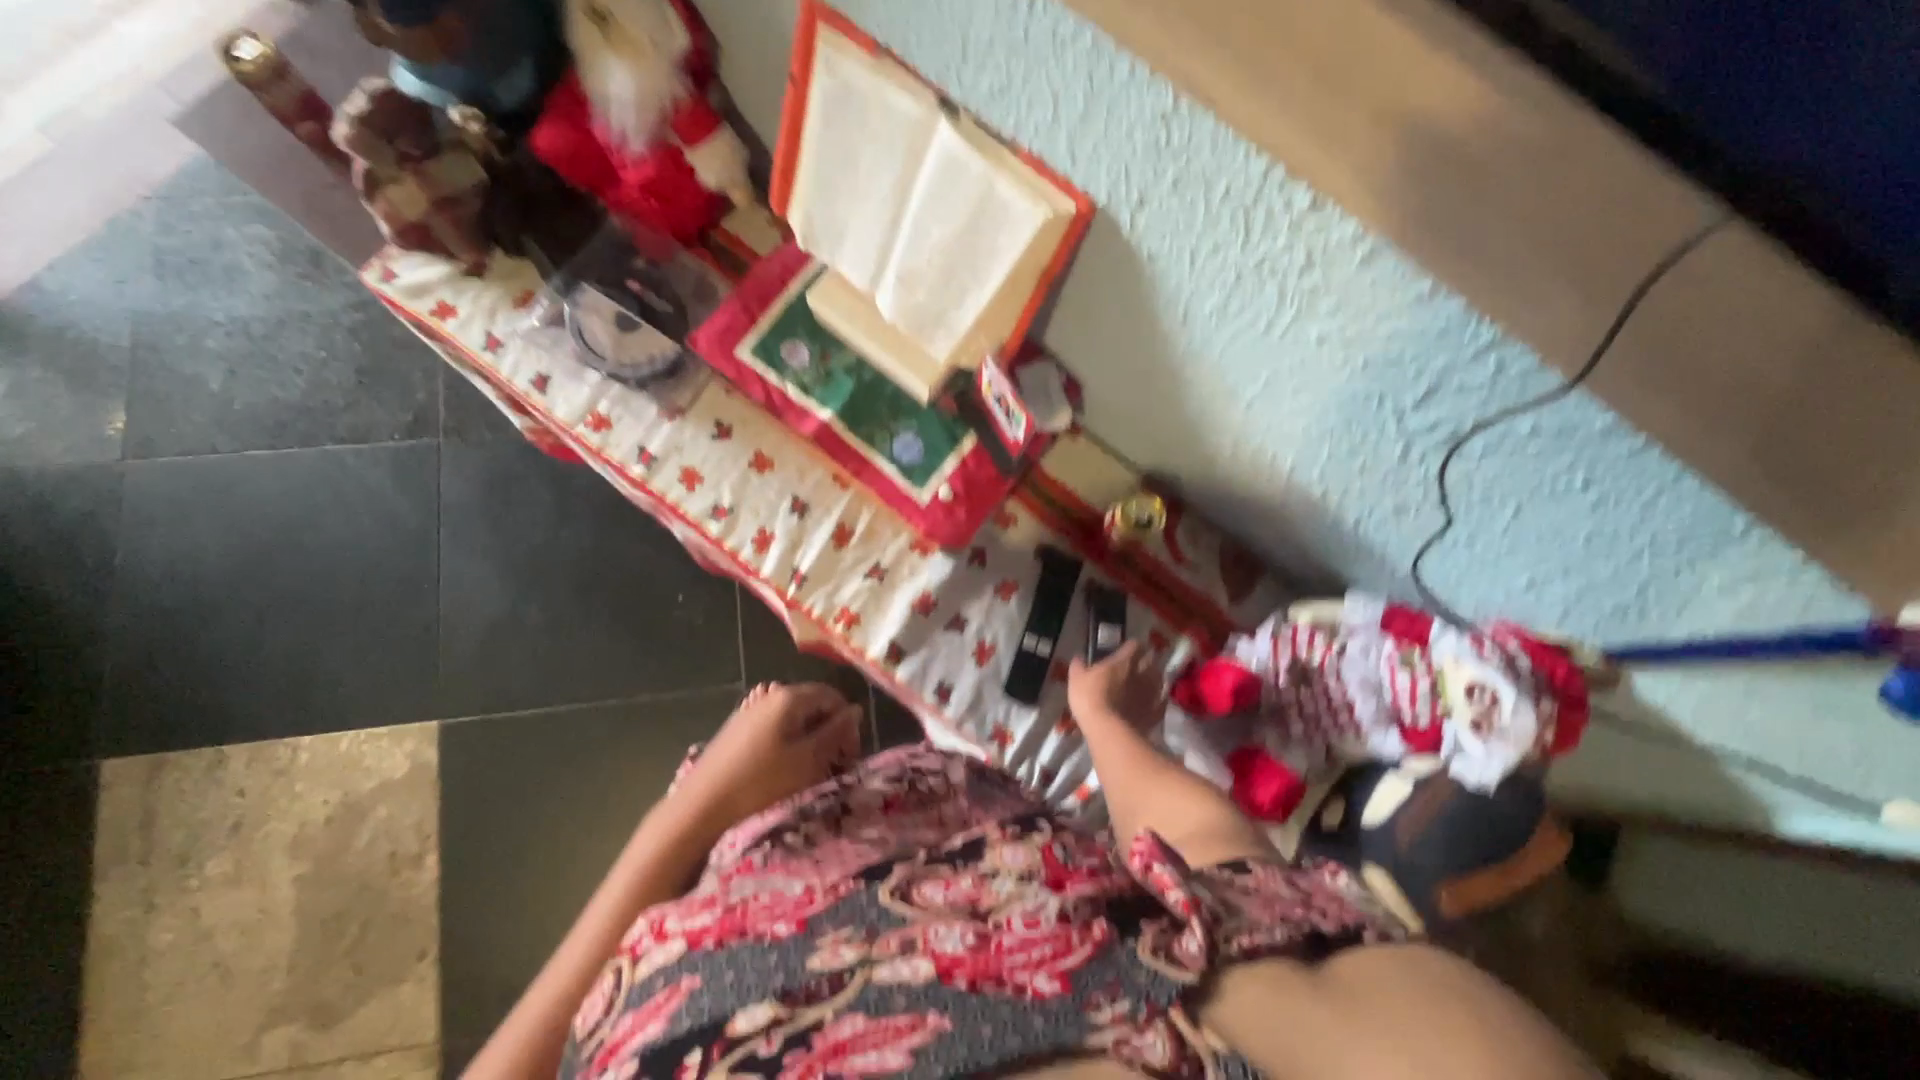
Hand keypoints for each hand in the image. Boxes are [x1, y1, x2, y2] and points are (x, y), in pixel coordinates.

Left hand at [670, 682, 862, 831]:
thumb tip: (855, 710)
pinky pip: (775, 727)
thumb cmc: (763, 781)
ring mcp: (750, 710)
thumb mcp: (808, 760)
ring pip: (793, 718)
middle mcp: (769, 695)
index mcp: (789, 697)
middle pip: (812, 705)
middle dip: (829, 731)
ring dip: (809, 739)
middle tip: (833, 765)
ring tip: (810, 770)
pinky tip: (784, 769)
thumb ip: (835, 732)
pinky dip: (788, 743)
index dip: (847, 723)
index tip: (849, 755)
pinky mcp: (738, 728)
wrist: (703, 804)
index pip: (832, 696)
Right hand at [1068, 642, 1164, 733]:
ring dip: (1155, 677)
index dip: (1130, 646)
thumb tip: (1079, 657)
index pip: (1134, 645)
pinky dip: (1159, 699)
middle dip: (1147, 659)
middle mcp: (1142, 673)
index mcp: (1124, 661)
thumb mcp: (1076, 679)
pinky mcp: (1155, 711)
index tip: (1126, 648)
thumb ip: (1079, 665)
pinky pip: (1161, 701)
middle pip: (1151, 659)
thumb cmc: (1090, 698)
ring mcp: (1151, 693)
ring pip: (1160, 679)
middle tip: (1140, 662)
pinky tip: (1154, 701)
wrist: (1107, 729)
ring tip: (1148, 681)